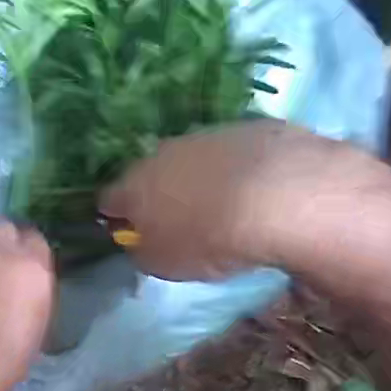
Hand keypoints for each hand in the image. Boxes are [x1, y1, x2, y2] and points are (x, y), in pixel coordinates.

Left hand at [0, 222, 54, 390]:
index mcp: (34, 262)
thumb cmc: (18, 348)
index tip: (23, 259)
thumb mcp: (41, 311)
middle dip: (1, 239)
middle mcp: (3, 250)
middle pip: (2, 226)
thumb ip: (36, 281)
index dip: (26, 247)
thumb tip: (27, 271)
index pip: (33, 235)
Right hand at [99, 120, 390, 279]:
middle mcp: (162, 152)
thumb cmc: (209, 239)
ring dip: (198, 178)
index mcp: (133, 187)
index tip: (130, 234)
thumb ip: (142, 252)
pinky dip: (237, 168)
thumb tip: (138, 243)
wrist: (282, 197)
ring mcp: (206, 134)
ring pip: (191, 158)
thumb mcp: (164, 266)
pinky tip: (256, 190)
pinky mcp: (251, 125)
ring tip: (222, 205)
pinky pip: (233, 151)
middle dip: (157, 194)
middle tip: (177, 220)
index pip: (108, 200)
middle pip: (150, 174)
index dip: (115, 218)